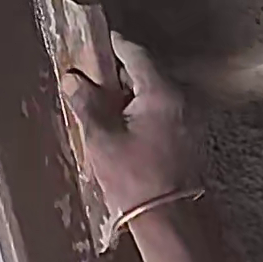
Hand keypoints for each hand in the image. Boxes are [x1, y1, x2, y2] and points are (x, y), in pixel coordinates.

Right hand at [60, 33, 202, 218]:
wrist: (169, 218)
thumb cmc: (133, 177)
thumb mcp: (101, 138)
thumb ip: (86, 104)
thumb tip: (72, 79)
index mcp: (161, 93)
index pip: (136, 54)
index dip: (114, 46)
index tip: (97, 43)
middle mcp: (181, 98)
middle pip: (147, 72)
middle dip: (119, 73)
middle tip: (93, 77)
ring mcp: (190, 117)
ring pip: (155, 92)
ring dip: (131, 93)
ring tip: (104, 103)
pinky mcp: (190, 135)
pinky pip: (163, 109)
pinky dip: (143, 109)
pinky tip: (124, 124)